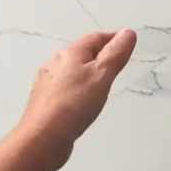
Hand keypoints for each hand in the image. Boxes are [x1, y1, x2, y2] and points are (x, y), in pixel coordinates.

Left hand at [15, 29, 136, 168]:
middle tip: (117, 62)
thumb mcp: (101, 76)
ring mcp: (47, 84)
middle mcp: (55, 64)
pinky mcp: (45, 102)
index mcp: (70, 54)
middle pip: (81, 54)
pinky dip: (77, 88)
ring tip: (102, 82)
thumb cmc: (74, 104)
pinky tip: (81, 101)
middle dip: (99, 55)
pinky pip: (65, 88)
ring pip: (71, 72)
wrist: (43, 138)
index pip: (95, 38)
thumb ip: (115, 54)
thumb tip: (128, 32)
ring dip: (87, 73)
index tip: (126, 41)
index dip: (112, 38)